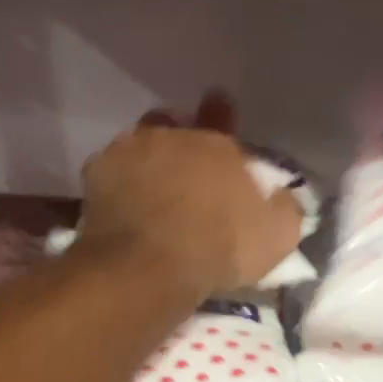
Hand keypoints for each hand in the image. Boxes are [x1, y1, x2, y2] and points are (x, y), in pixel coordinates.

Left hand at [78, 93, 303, 294]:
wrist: (148, 268)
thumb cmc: (220, 248)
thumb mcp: (278, 235)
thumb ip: (285, 207)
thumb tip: (284, 196)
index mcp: (219, 143)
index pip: (223, 116)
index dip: (224, 115)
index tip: (222, 113)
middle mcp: (173, 135)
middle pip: (177, 126)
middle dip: (183, 139)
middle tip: (187, 165)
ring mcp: (129, 150)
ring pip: (142, 142)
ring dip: (150, 157)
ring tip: (154, 182)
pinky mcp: (97, 173)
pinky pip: (112, 170)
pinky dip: (120, 183)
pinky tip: (125, 204)